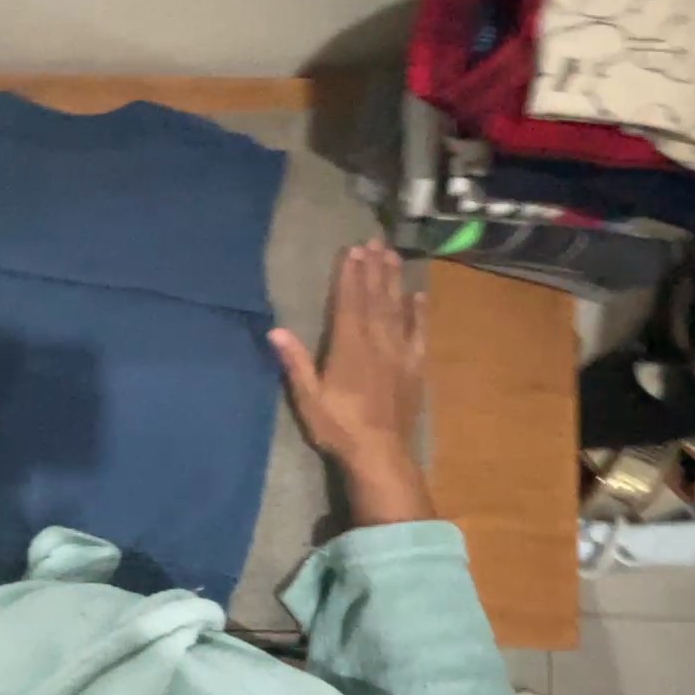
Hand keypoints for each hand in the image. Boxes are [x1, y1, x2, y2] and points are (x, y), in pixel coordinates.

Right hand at [269, 239, 426, 466]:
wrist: (379, 452)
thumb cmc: (337, 426)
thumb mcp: (307, 397)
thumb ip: (295, 362)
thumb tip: (275, 331)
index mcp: (348, 348)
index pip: (349, 304)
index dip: (349, 277)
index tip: (350, 251)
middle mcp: (377, 342)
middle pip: (375, 299)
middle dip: (373, 269)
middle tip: (374, 241)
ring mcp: (399, 353)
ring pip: (397, 309)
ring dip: (394, 281)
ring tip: (393, 255)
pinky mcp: (414, 366)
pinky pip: (418, 333)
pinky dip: (418, 313)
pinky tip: (417, 296)